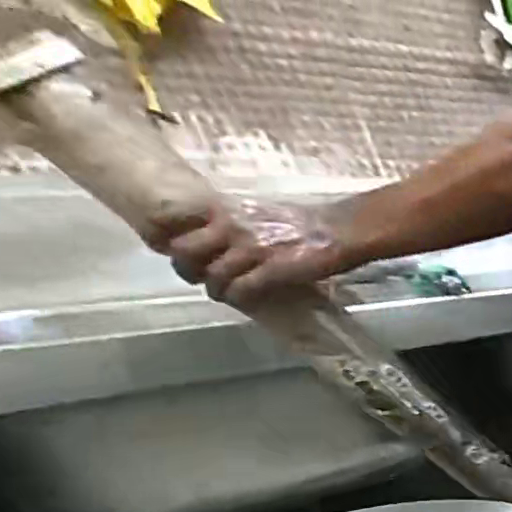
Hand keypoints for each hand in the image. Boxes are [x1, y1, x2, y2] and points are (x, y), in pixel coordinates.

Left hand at [145, 199, 350, 308]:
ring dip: (216, 290)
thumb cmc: (306, 223)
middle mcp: (231, 229)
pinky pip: (242, 290)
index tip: (182, 252)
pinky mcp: (271, 271)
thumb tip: (221, 234)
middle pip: (185, 253)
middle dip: (189, 270)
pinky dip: (239, 298)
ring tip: (224, 294)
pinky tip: (244, 300)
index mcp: (226, 211)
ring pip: (213, 276)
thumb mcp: (260, 213)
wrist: (338, 231)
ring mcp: (250, 251)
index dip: (173, 242)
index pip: (177, 225)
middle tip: (199, 278)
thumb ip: (237, 222)